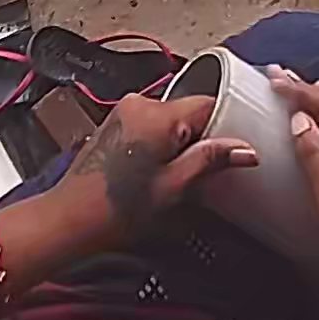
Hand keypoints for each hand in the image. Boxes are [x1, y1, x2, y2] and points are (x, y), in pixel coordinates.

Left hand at [47, 93, 257, 247]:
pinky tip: (157, 167)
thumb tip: (247, 150)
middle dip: (200, 136)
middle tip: (204, 171)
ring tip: (177, 173)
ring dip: (179, 140)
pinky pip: (150, 121)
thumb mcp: (173, 188)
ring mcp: (124, 110)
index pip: (206, 103)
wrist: (71, 216)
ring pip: (169, 117)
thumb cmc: (120, 207)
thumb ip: (209, 161)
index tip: (233, 150)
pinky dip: (161, 139)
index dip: (225, 125)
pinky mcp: (115, 120)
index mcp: (157, 115)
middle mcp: (139, 103)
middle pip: (187, 110)